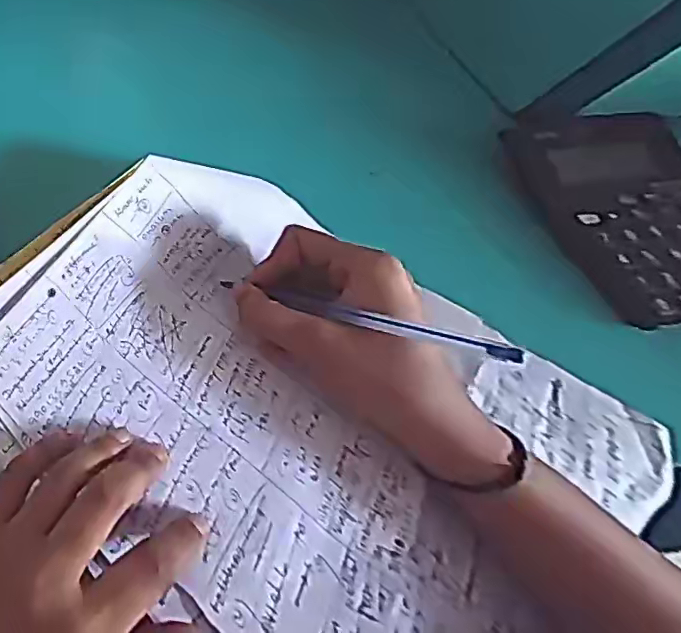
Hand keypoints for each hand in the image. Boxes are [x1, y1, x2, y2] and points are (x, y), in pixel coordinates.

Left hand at [0, 431, 205, 632]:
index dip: (179, 540)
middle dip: (139, 472)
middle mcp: (49, 577)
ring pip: (63, 478)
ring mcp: (10, 546)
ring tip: (123, 437)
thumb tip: (193, 625)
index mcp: (83, 628)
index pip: (147, 570)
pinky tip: (68, 437)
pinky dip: (45, 450)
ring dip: (98, 450)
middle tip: (158, 455)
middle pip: (105, 503)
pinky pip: (16, 475)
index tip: (196, 521)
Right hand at [233, 225, 510, 484]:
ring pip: (313, 292)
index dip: (270, 269)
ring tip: (274, 345)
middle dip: (277, 295)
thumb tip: (239, 296)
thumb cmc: (382, 381)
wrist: (441, 436)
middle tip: (259, 327)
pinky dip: (306, 327)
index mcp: (366, 264)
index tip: (254, 303)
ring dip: (287, 315)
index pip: (299, 244)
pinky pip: (328, 312)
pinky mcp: (375, 324)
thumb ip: (270, 316)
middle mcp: (372, 272)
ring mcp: (376, 298)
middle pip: (305, 266)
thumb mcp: (317, 346)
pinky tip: (295, 353)